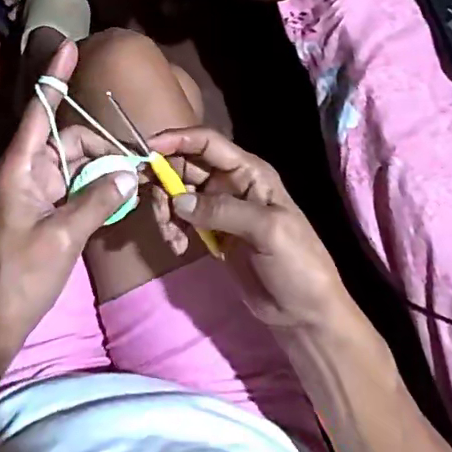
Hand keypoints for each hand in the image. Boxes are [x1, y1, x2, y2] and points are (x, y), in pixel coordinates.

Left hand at [0, 41, 133, 349]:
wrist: (2, 315)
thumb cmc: (23, 274)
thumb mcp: (63, 236)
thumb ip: (96, 199)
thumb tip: (128, 172)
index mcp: (19, 169)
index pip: (38, 113)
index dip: (53, 79)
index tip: (67, 47)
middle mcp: (27, 169)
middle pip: (67, 137)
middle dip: (101, 143)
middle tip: (134, 161)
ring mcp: (37, 186)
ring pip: (76, 158)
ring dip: (102, 165)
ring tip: (131, 179)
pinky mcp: (47, 203)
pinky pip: (76, 179)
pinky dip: (97, 181)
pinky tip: (119, 190)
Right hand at [146, 127, 356, 334]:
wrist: (303, 312)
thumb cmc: (297, 263)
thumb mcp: (268, 231)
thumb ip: (223, 210)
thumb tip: (178, 201)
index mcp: (249, 171)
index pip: (207, 143)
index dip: (177, 139)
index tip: (148, 149)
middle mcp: (230, 182)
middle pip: (185, 165)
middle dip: (163, 179)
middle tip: (152, 203)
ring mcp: (219, 207)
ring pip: (177, 193)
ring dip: (165, 210)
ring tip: (171, 237)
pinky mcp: (210, 231)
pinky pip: (179, 219)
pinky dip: (171, 229)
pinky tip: (178, 248)